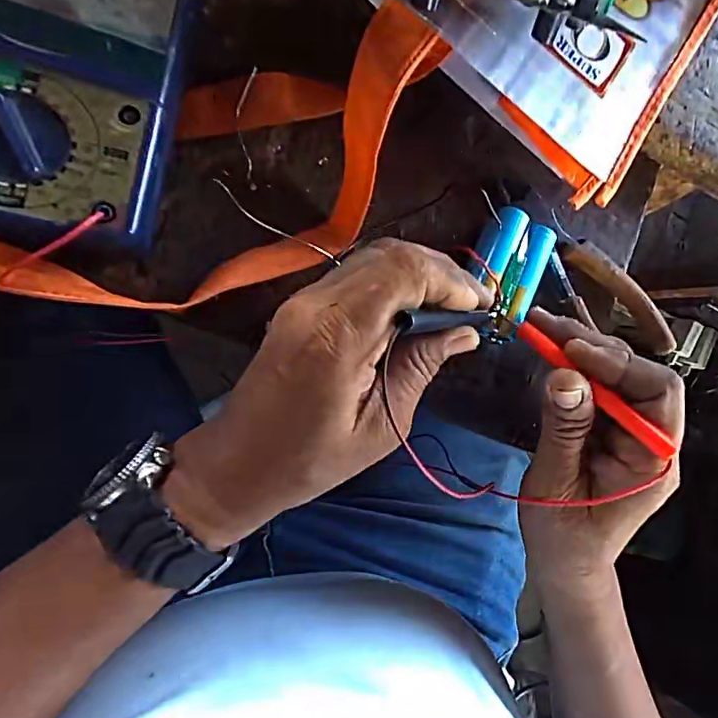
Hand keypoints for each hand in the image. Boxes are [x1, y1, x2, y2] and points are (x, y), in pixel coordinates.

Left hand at [164, 239, 489, 547]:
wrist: (238, 463)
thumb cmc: (311, 460)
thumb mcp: (382, 425)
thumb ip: (422, 366)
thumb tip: (464, 333)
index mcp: (337, 336)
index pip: (403, 273)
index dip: (450, 282)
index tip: (480, 307)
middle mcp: (317, 304)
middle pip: (391, 255)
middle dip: (442, 272)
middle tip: (475, 303)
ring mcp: (304, 299)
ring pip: (375, 257)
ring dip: (422, 272)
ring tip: (454, 304)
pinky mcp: (302, 304)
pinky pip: (359, 274)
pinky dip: (397, 280)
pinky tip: (419, 306)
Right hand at [518, 309, 684, 595]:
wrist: (566, 567)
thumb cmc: (564, 539)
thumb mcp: (557, 485)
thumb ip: (564, 431)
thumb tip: (565, 375)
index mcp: (654, 459)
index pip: (657, 393)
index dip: (619, 365)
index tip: (573, 349)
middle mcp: (652, 440)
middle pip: (639, 376)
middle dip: (595, 349)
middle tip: (548, 327)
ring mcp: (632, 434)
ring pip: (618, 377)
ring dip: (582, 352)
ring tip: (543, 330)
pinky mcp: (611, 430)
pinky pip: (600, 391)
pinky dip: (576, 370)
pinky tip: (551, 352)